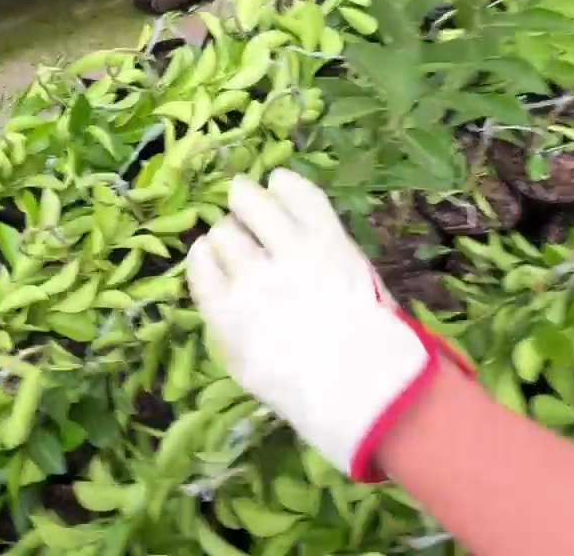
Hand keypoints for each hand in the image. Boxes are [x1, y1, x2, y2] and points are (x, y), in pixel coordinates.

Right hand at [186, 169, 465, 480]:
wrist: (373, 387)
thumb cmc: (308, 392)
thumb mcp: (248, 369)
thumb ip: (227, 327)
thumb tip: (221, 288)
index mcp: (229, 316)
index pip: (200, 264)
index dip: (204, 255)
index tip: (210, 252)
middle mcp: (253, 277)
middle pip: (223, 233)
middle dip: (227, 232)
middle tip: (238, 234)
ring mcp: (293, 252)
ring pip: (251, 202)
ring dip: (245, 198)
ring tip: (244, 194)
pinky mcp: (329, 238)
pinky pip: (300, 195)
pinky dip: (285, 184)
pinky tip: (278, 181)